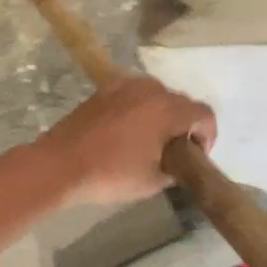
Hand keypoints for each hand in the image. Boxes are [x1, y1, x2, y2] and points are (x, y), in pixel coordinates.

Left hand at [35, 76, 215, 205]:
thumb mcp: (153, 180)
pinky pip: (129, 96)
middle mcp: (148, 90)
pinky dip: (135, 109)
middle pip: (179, 102)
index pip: (204, 115)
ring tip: (150, 139)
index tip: (196, 156)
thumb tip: (176, 161)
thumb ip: (175, 167)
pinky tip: (126, 130)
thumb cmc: (110, 174)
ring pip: (153, 95)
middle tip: (174, 149)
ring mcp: (121, 87)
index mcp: (168, 109)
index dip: (207, 136)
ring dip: (159, 114)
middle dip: (183, 124)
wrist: (58, 165)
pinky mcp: (99, 92)